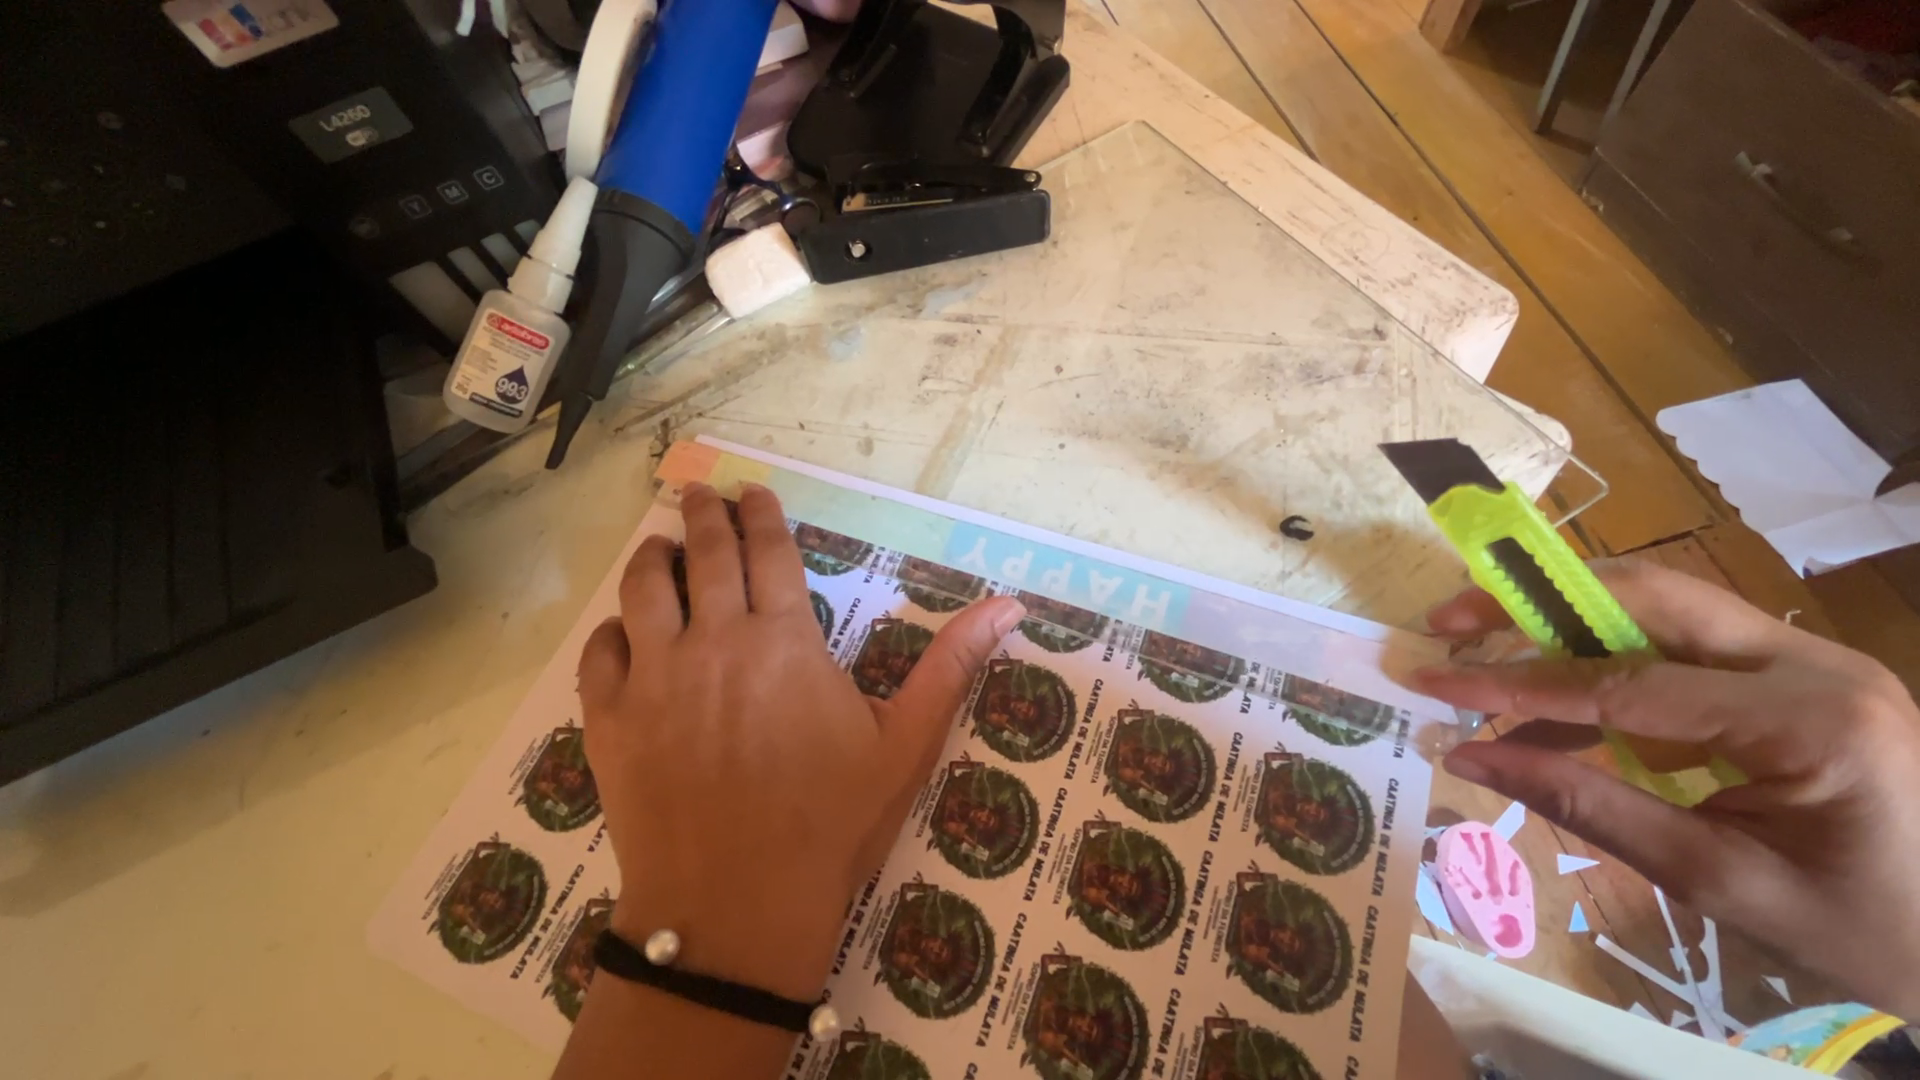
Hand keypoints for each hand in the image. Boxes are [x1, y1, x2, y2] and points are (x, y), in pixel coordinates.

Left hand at [576, 482, 1023, 999]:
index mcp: (784, 640)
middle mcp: (713, 642)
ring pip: (642, 590)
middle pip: (704, 554)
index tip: (752, 493)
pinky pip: (600, 653)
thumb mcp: (906, 743)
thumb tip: (1012, 605)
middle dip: (706, 515)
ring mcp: (653, 679)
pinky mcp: (609, 721)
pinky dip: (611, 630)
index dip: (761, 515)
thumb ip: (951, 665)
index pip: (769, 552)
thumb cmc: (832, 823)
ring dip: (653, 556)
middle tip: (704, 494)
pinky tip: (622, 628)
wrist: (737, 910)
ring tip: (661, 544)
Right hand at [1410, 560, 1919, 1018]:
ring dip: (1557, 618)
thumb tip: (1465, 758)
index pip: (1623, 683)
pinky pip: (1667, 646)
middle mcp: (1810, 662)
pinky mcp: (1784, 673)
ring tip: (1478, 643)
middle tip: (1448, 619)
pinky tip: (1545, 709)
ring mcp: (1802, 659)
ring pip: (1652, 606)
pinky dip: (1593, 664)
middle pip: (1643, 596)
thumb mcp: (1714, 879)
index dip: (1514, 683)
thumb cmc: (1866, 933)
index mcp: (1812, 721)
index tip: (1432, 682)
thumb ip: (1584, 804)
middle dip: (1532, 601)